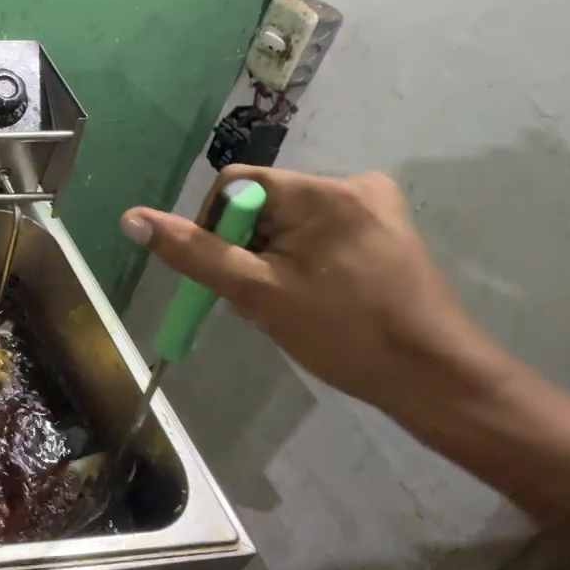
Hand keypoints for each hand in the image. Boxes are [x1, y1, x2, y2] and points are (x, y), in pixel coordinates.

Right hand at [120, 166, 516, 422]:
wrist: (438, 383)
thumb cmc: (346, 335)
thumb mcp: (256, 292)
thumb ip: (191, 251)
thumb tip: (131, 218)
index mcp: (324, 192)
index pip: (234, 188)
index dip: (215, 230)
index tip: (229, 277)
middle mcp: (351, 185)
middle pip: (259, 206)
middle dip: (245, 250)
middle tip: (257, 299)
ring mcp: (372, 208)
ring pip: (283, 223)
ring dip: (268, 260)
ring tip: (286, 305)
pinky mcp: (382, 232)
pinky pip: (313, 233)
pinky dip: (296, 262)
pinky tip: (309, 297)